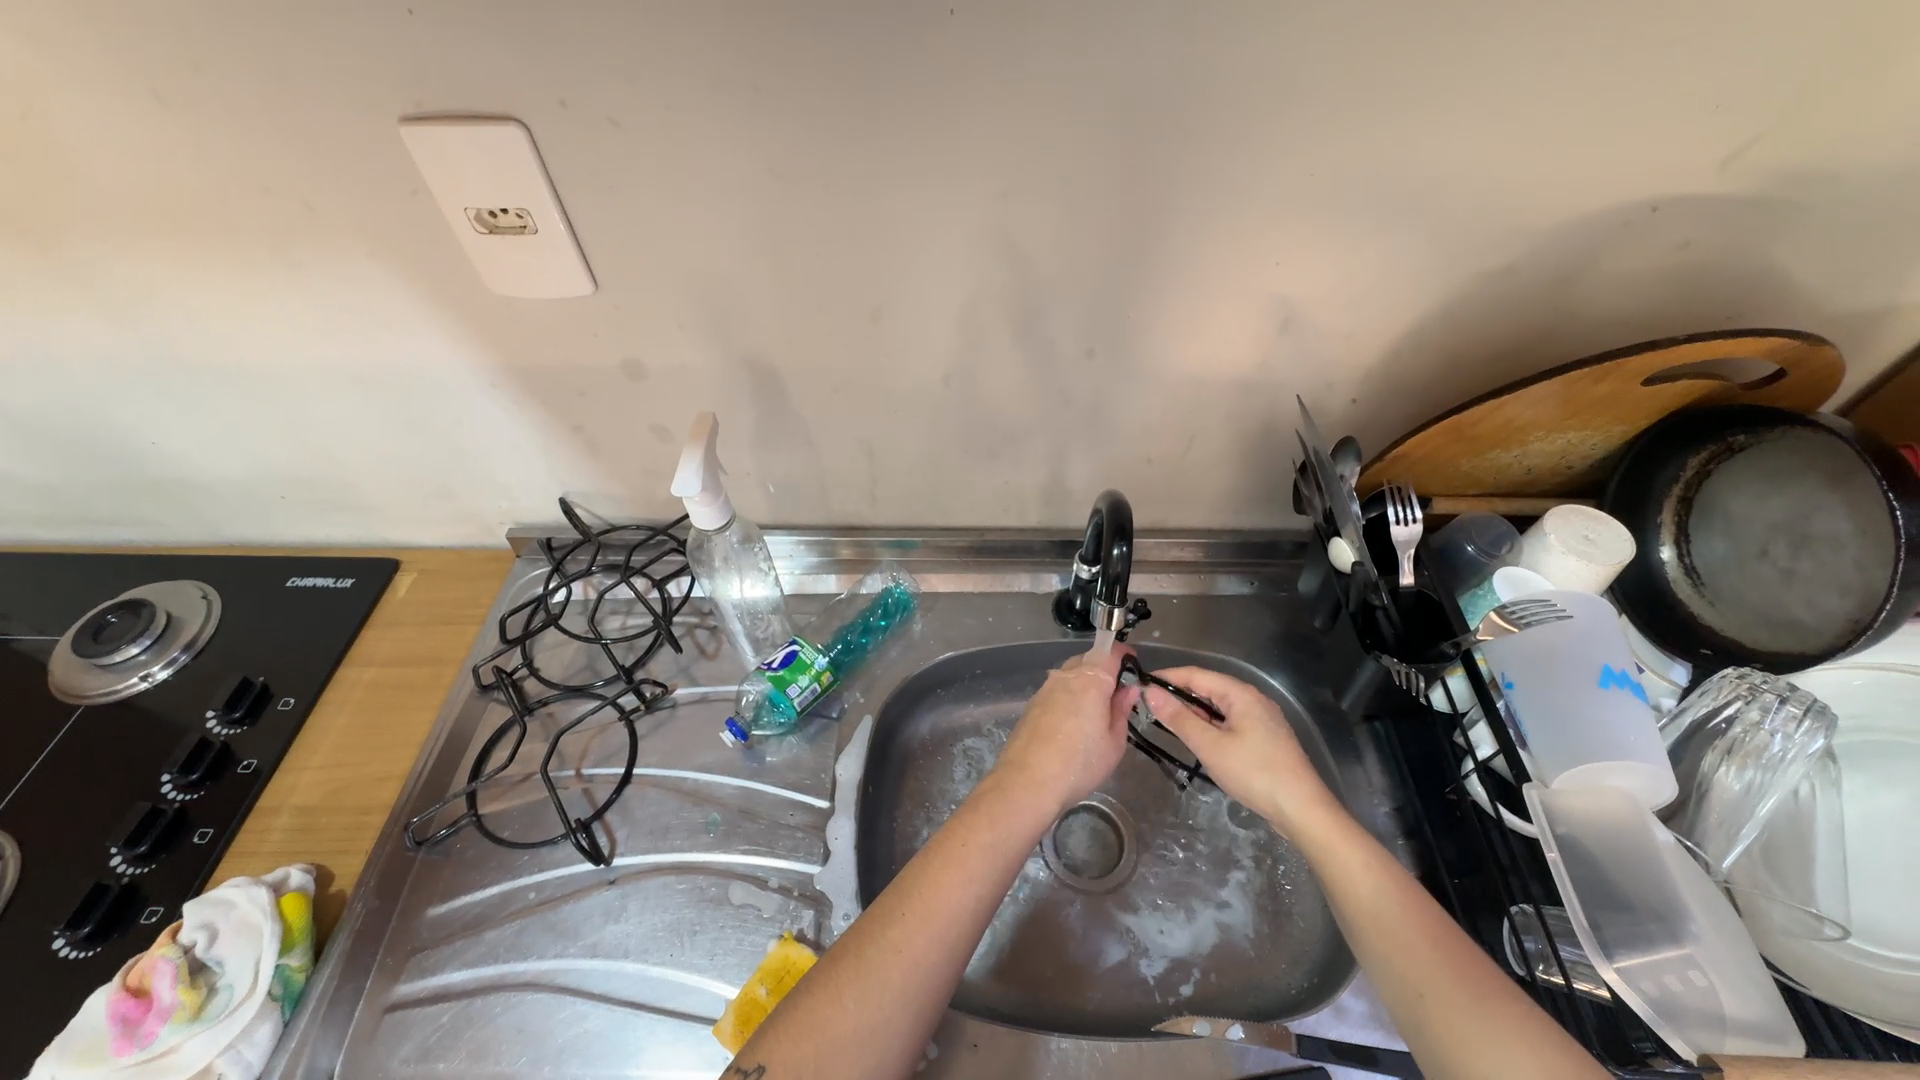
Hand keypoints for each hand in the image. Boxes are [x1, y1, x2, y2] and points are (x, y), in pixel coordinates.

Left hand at [991, 645, 1134, 816]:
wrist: (1026, 782)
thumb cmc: (1079, 764)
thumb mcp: (1114, 741)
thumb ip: (1122, 709)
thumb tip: (1128, 688)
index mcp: (1090, 680)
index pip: (1109, 651)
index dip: (1124, 654)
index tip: (1134, 666)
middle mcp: (1065, 676)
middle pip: (1088, 659)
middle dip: (1105, 669)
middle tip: (1118, 694)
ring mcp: (1044, 689)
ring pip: (1070, 674)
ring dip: (1085, 683)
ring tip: (1097, 711)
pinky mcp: (1032, 705)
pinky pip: (1057, 690)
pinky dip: (1069, 696)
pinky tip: (1073, 723)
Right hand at [1142, 667, 1345, 837]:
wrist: (1301, 807)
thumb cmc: (1253, 772)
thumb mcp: (1210, 746)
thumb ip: (1179, 718)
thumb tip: (1150, 693)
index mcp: (1240, 693)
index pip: (1195, 675)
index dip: (1166, 677)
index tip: (1140, 685)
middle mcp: (1253, 698)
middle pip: (1209, 688)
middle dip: (1179, 695)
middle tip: (1149, 708)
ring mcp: (1262, 718)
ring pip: (1220, 707)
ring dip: (1195, 712)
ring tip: (1169, 724)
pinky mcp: (1265, 736)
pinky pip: (1231, 721)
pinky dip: (1211, 725)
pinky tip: (1200, 740)